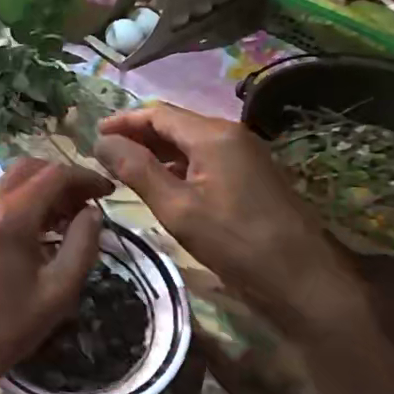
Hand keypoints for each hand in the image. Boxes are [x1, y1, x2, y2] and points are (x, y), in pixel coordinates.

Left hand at [0, 158, 113, 393]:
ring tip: (72, 215)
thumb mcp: (61, 289)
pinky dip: (26, 199)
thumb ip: (83, 243)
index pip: (54, 175)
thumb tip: (93, 211)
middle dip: (64, 178)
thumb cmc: (13, 325)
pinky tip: (45, 225)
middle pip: (31, 168)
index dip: (85, 177)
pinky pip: (1, 196)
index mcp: (9, 219)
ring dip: (45, 187)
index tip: (109, 190)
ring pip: (14, 179)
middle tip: (90, 202)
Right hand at [93, 104, 362, 329]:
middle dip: (136, 136)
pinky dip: (176, 165)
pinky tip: (158, 184)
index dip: (122, 122)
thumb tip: (101, 142)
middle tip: (102, 154)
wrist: (301, 278)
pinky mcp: (250, 175)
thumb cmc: (235, 241)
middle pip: (174, 124)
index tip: (92, 136)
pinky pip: (204, 158)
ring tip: (122, 169)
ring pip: (188, 142)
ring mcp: (244, 154)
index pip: (157, 114)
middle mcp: (230, 134)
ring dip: (155, 151)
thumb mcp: (176, 208)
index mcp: (213, 135)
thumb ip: (136, 170)